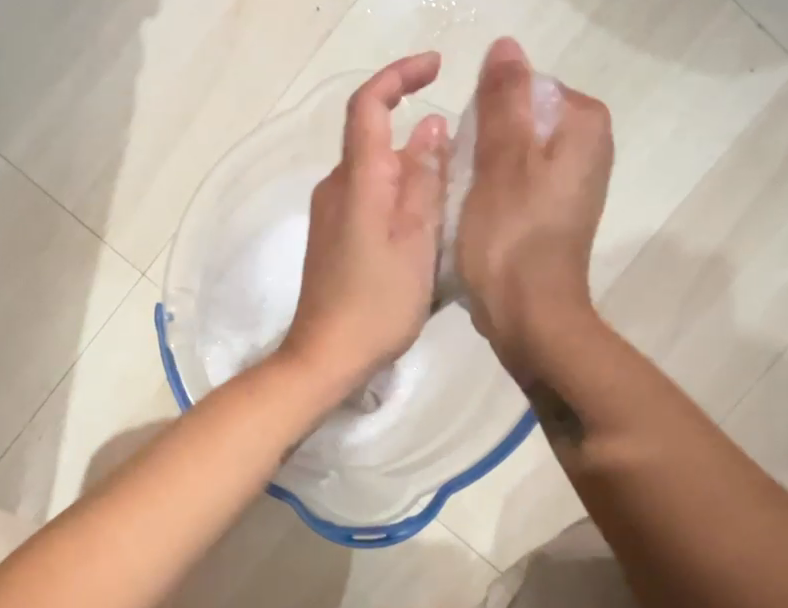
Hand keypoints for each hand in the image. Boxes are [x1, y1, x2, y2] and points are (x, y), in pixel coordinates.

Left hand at [280, 53, 450, 389]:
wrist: (324, 358)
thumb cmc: (376, 304)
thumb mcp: (416, 241)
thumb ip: (424, 180)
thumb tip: (427, 129)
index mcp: (357, 181)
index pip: (368, 105)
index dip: (399, 76)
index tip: (435, 68)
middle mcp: (335, 190)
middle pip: (375, 143)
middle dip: (418, 140)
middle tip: (463, 162)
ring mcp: (328, 219)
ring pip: (374, 176)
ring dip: (410, 177)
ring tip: (450, 203)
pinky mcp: (330, 243)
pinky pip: (367, 204)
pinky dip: (396, 203)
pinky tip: (422, 233)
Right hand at [456, 39, 612, 366]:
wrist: (528, 315)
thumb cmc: (511, 236)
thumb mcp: (500, 159)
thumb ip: (503, 99)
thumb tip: (506, 47)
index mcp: (583, 126)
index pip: (526, 90)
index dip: (486, 116)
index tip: (465, 150)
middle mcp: (588, 152)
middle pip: (519, 127)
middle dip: (483, 148)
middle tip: (459, 182)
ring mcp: (572, 191)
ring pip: (514, 163)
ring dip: (482, 179)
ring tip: (462, 208)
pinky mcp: (553, 224)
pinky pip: (515, 196)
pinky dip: (492, 205)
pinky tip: (474, 229)